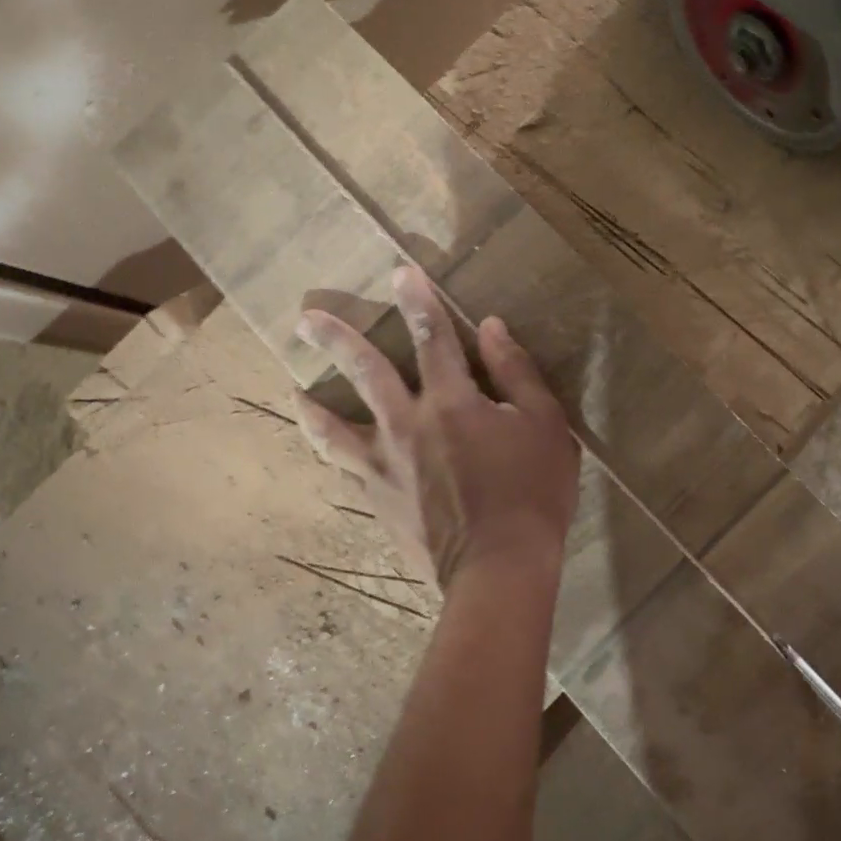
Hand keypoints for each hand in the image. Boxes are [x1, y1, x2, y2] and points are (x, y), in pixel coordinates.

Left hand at [293, 266, 579, 588]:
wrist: (499, 567)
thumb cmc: (533, 491)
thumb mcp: (544, 423)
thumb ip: (516, 372)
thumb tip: (490, 327)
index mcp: (451, 401)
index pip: (433, 337)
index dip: (418, 302)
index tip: (399, 273)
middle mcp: (406, 425)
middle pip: (365, 372)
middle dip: (337, 340)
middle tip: (305, 319)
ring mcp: (384, 467)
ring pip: (333, 430)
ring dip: (313, 407)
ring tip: (295, 394)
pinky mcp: (377, 503)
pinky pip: (346, 471)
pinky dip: (335, 456)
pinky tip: (331, 455)